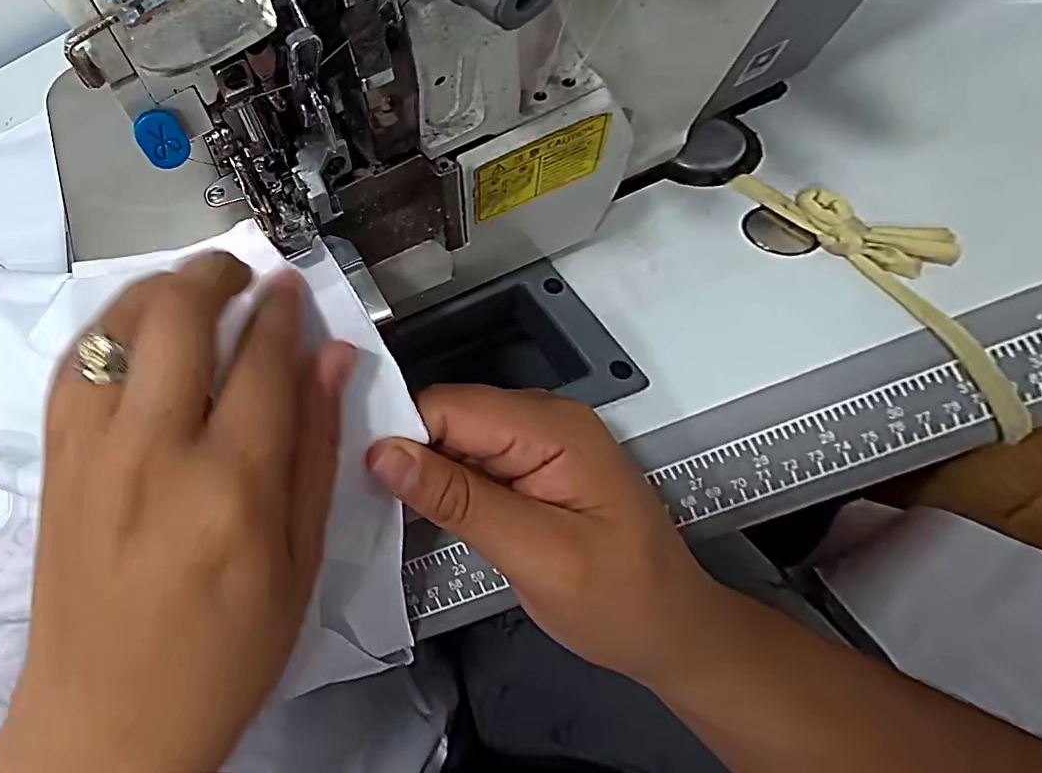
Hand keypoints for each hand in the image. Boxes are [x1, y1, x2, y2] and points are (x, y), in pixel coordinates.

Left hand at [0, 253, 356, 772]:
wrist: (104, 717)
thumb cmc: (221, 653)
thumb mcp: (299, 561)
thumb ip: (317, 445)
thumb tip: (329, 356)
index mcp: (231, 488)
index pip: (262, 360)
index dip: (281, 310)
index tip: (288, 287)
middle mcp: (153, 452)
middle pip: (180, 316)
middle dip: (214, 273)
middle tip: (238, 272)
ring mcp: (91, 447)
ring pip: (120, 323)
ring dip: (160, 287)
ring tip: (192, 288)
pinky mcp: (55, 453)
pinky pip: (78, 357)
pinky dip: (113, 326)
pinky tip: (139, 329)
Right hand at [365, 385, 729, 684]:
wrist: (676, 634)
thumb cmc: (622, 602)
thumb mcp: (538, 557)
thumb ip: (458, 500)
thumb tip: (385, 454)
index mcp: (552, 427)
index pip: (449, 407)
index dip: (402, 434)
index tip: (365, 472)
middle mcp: (539, 416)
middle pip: (445, 413)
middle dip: (408, 451)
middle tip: (377, 495)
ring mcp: (531, 436)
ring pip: (447, 432)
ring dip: (422, 467)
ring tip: (399, 505)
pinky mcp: (521, 458)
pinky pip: (462, 452)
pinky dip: (440, 479)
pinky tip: (427, 505)